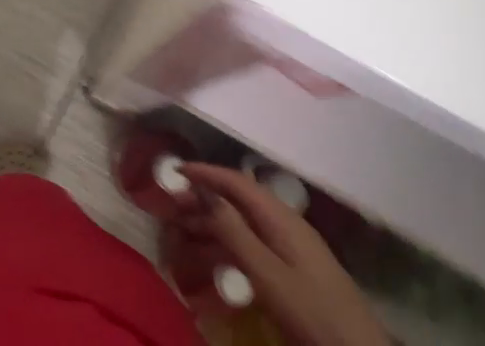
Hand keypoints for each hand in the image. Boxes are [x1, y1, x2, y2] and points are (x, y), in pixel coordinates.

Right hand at [177, 164, 391, 345]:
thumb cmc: (313, 313)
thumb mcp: (268, 275)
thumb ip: (236, 233)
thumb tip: (205, 193)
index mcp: (282, 219)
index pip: (238, 183)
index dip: (206, 173)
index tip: (175, 171)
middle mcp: (286, 225)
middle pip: (240, 202)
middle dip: (205, 199)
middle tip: (171, 207)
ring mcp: (292, 248)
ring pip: (245, 224)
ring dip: (214, 223)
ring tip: (182, 231)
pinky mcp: (293, 270)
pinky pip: (253, 245)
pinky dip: (228, 245)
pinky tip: (212, 258)